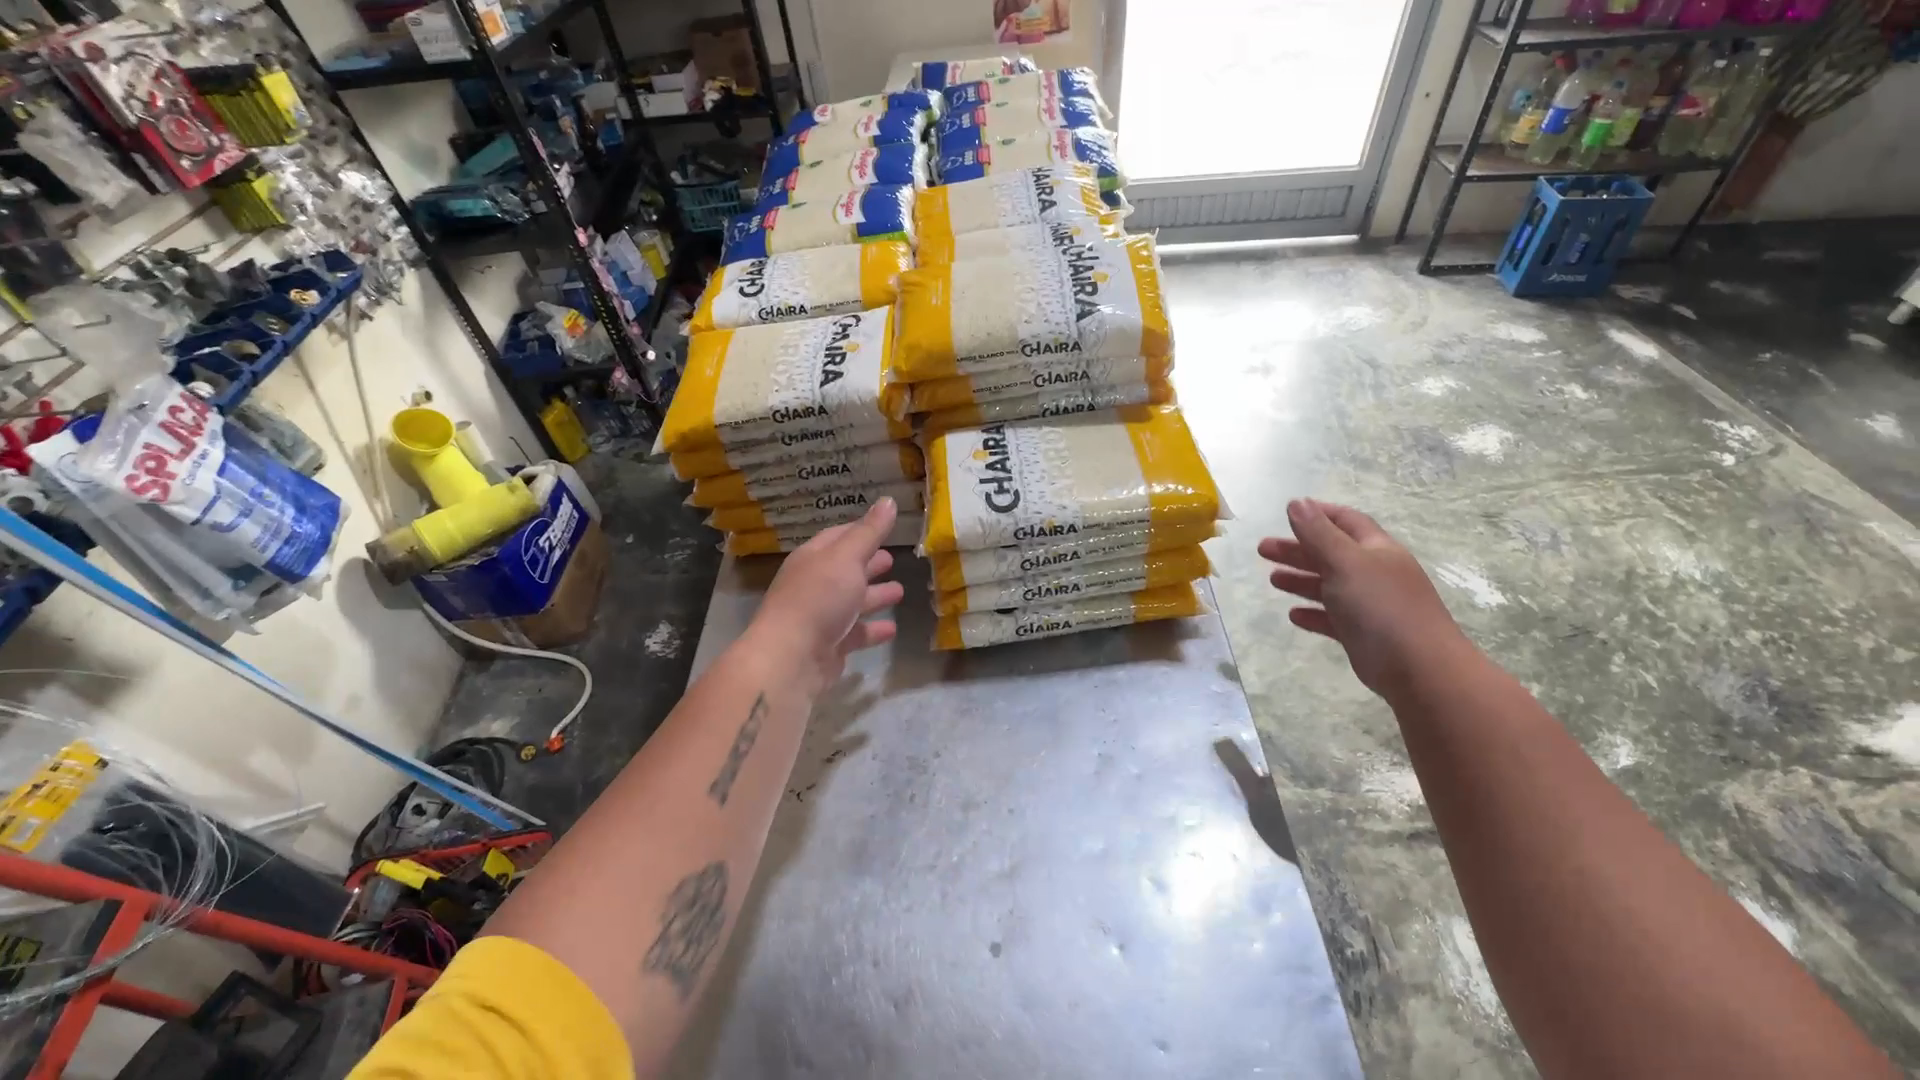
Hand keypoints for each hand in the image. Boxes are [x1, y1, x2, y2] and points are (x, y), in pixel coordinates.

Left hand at [750, 497, 906, 694]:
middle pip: (845, 570)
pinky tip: (892, 628)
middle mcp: (814, 585)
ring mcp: (820, 617)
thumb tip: (888, 500)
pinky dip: (873, 629)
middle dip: (869, 564)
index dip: (860, 531)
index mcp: (813, 558)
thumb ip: (869, 532)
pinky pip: (856, 633)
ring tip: (900, 592)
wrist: (792, 657)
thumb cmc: (819, 598)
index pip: (837, 537)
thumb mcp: (847, 558)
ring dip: (875, 596)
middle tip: (893, 559)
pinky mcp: (829, 646)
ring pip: (852, 602)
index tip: (883, 526)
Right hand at [1258, 499, 1471, 698]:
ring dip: (1301, 580)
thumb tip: (1297, 502)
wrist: (1418, 667)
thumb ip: (1318, 533)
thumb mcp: (1345, 562)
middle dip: (1297, 549)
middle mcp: (1374, 573)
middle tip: (1262, 549)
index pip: (1346, 521)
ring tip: (1272, 580)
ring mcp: (1369, 605)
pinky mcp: (1362, 634)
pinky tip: (1294, 615)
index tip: (1289, 512)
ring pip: (1330, 586)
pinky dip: (1313, 613)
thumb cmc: (1380, 606)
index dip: (1319, 514)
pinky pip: (1332, 618)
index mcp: (1376, 549)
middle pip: (1331, 553)